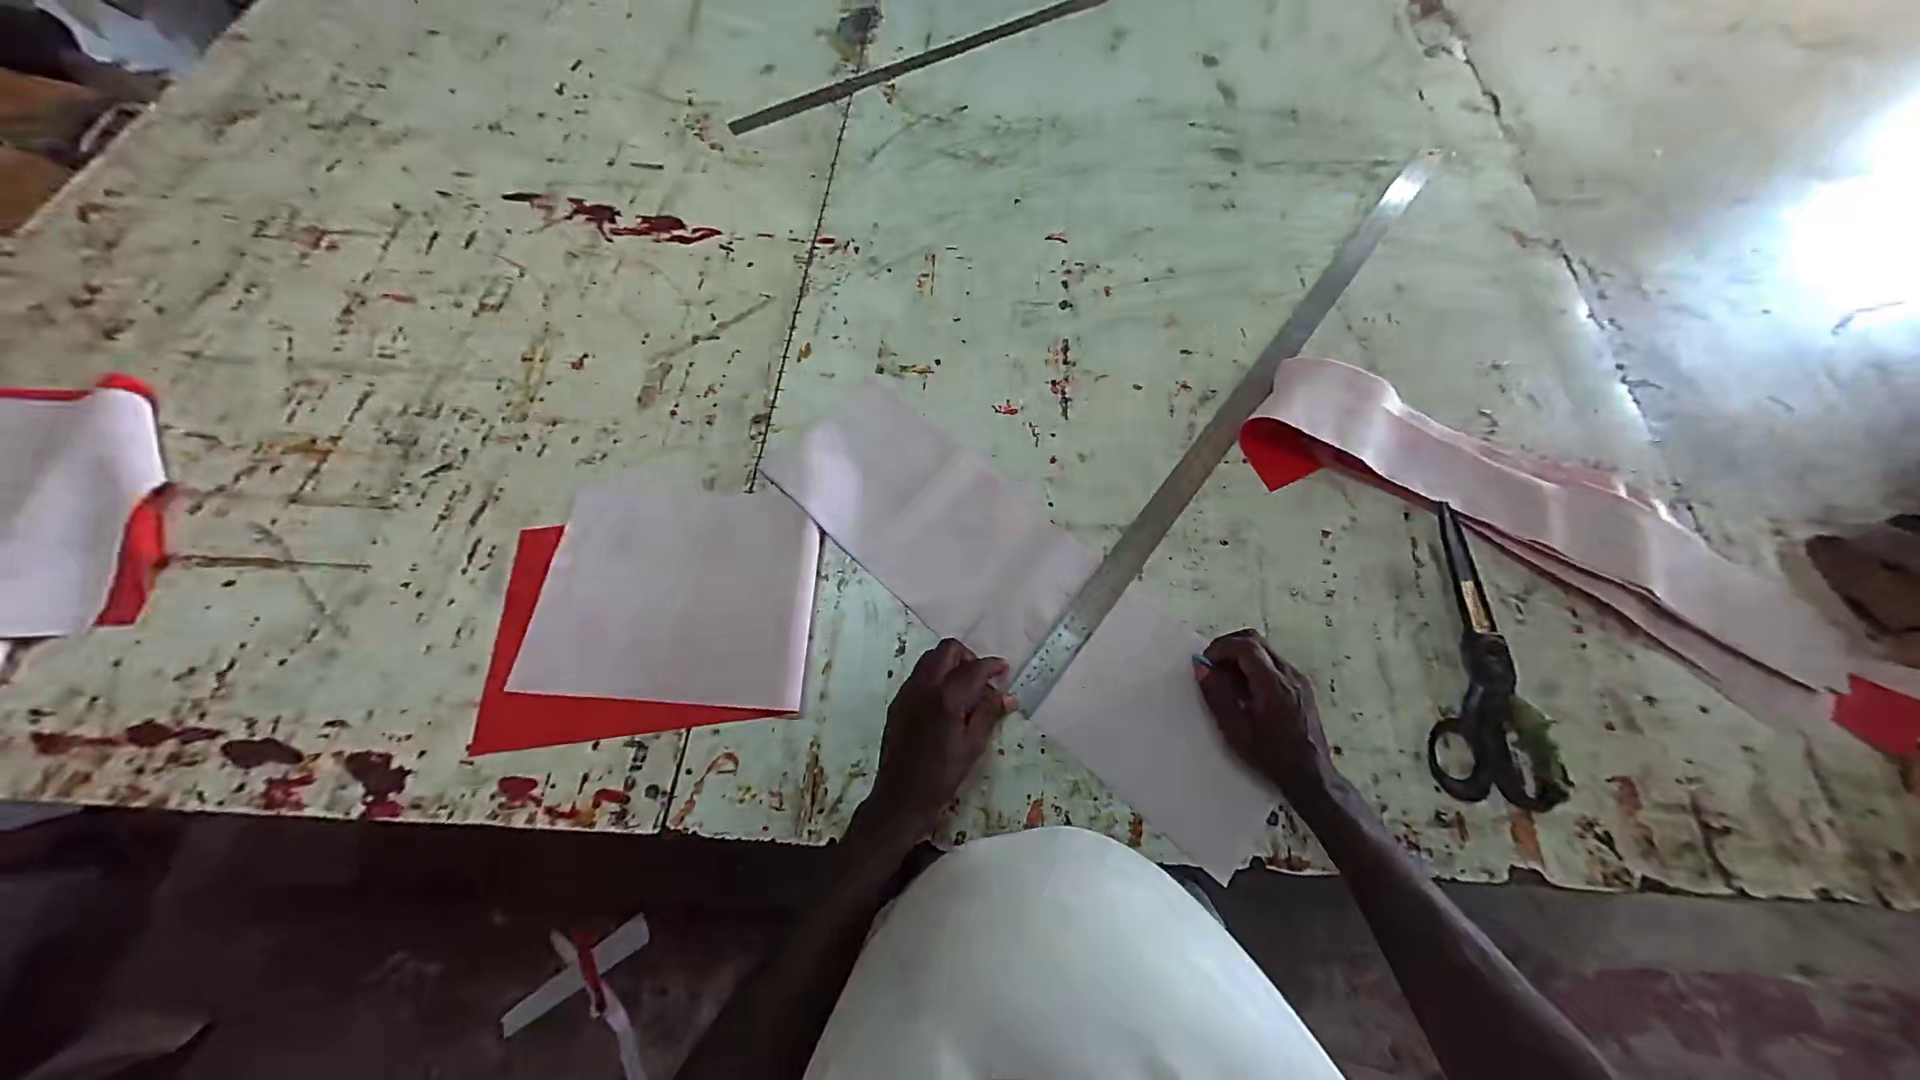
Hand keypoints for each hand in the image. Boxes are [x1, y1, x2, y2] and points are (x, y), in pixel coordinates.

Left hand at [859, 639, 1013, 842]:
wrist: (901, 797)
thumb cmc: (942, 775)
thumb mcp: (973, 745)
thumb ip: (989, 714)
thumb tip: (1008, 696)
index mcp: (947, 697)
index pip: (975, 668)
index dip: (993, 666)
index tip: (1004, 670)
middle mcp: (924, 686)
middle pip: (947, 650)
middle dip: (968, 657)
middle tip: (982, 678)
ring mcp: (907, 692)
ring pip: (930, 659)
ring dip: (950, 665)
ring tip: (965, 690)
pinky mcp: (898, 701)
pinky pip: (919, 676)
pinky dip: (935, 677)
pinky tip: (945, 702)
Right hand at [1195, 629, 1335, 798]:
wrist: (1310, 775)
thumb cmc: (1270, 755)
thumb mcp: (1235, 729)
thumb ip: (1217, 694)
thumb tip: (1201, 666)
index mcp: (1272, 685)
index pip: (1245, 646)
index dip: (1220, 647)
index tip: (1206, 662)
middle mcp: (1289, 675)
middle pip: (1256, 640)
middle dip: (1229, 646)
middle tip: (1213, 665)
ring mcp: (1299, 680)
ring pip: (1265, 650)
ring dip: (1242, 656)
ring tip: (1228, 679)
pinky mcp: (1303, 687)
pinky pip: (1274, 663)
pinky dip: (1255, 665)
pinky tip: (1247, 689)